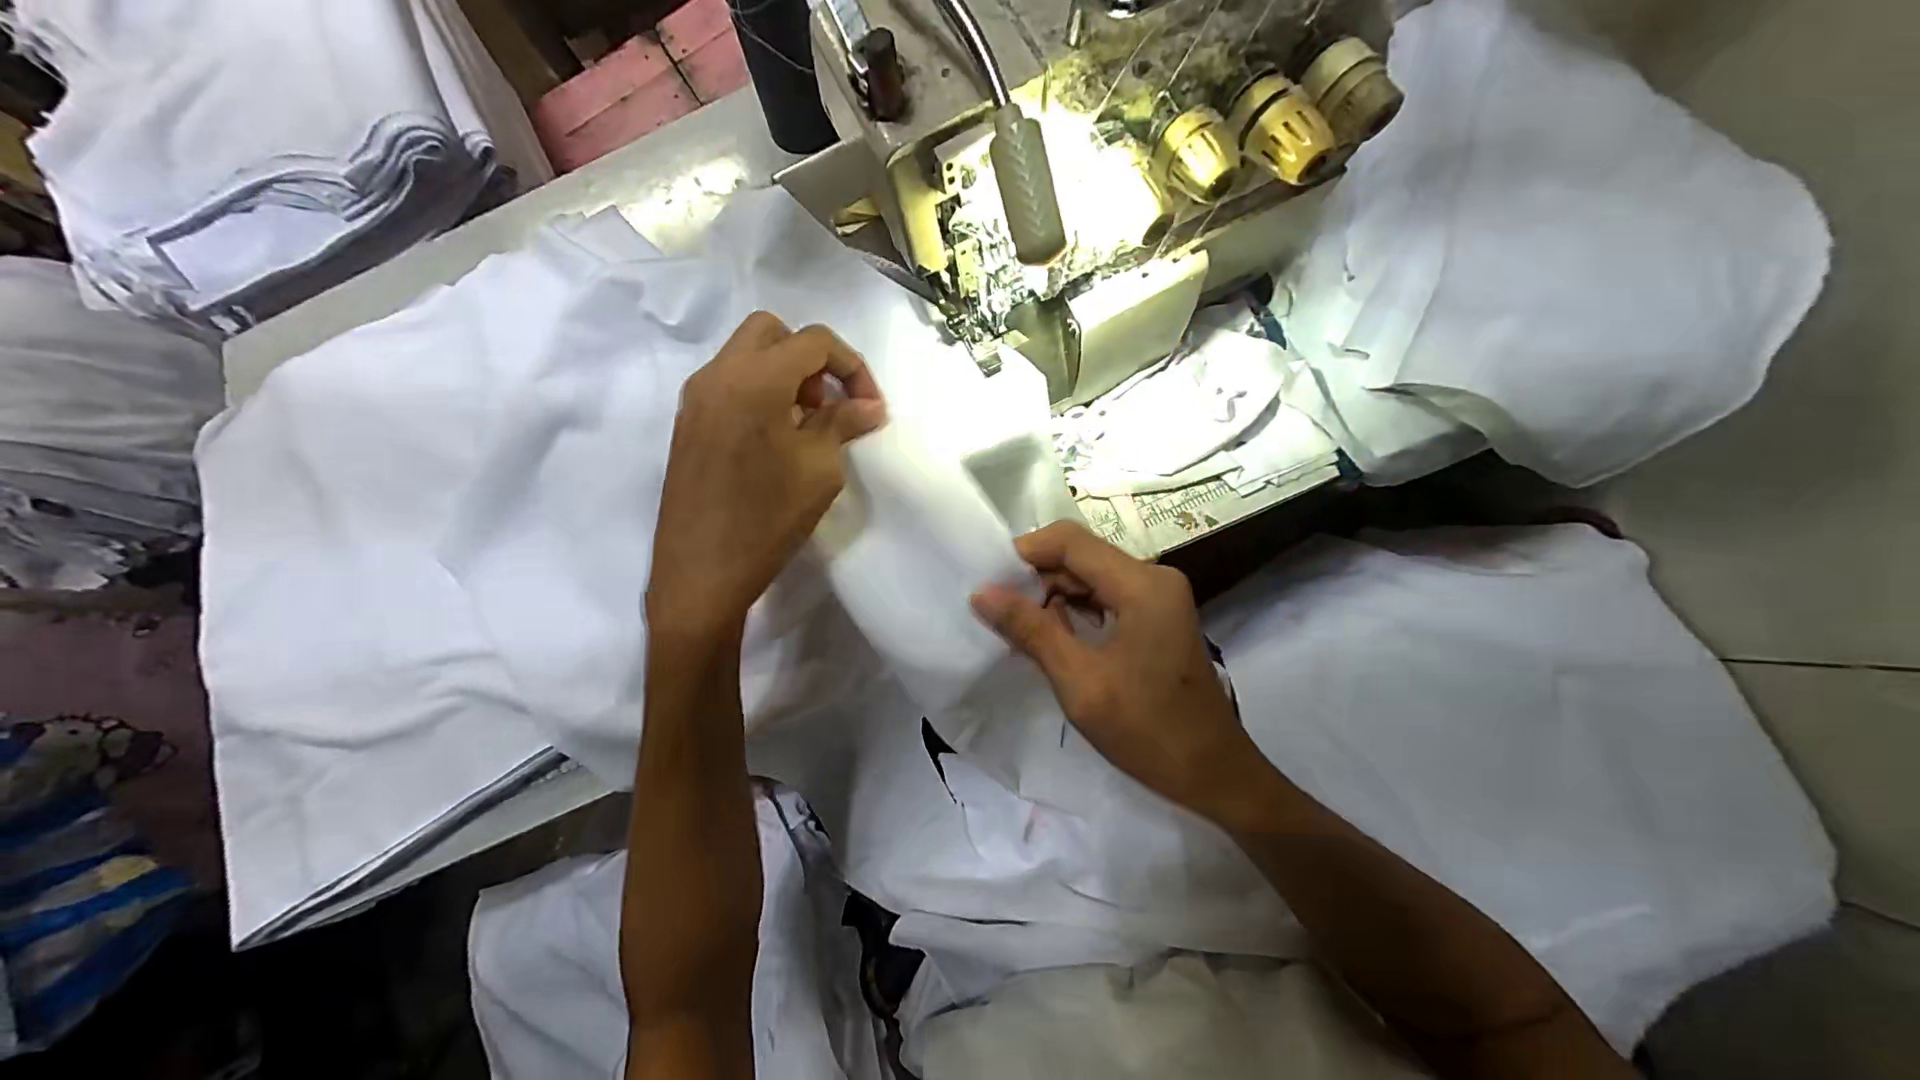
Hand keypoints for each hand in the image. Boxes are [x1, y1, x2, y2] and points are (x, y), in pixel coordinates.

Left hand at [648, 312, 885, 640]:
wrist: (701, 572)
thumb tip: (869, 405)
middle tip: (828, 406)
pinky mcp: (687, 424)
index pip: (813, 341)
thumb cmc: (767, 519)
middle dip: (811, 359)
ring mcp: (695, 398)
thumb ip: (843, 423)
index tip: (869, 407)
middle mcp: (718, 375)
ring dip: (783, 374)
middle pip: (772, 332)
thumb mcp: (819, 469)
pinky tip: (775, 440)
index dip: (852, 366)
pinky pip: (728, 384)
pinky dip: (758, 392)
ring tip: (806, 426)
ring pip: (746, 355)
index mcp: (754, 379)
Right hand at [970, 522, 1261, 818]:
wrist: (1212, 773)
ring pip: (1092, 576)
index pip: (1072, 541)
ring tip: (1017, 626)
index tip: (989, 580)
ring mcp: (1160, 597)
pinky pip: (1107, 597)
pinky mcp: (1158, 617)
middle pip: (1083, 555)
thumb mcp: (1080, 682)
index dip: (1026, 552)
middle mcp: (1155, 579)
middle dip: (1037, 577)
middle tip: (998, 609)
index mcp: (1143, 585)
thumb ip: (1031, 630)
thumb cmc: (1147, 730)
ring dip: (1054, 595)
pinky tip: (1051, 635)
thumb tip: (982, 593)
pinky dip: (1076, 610)